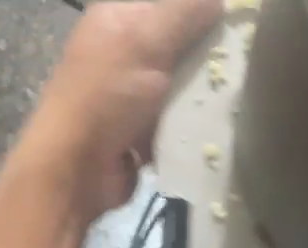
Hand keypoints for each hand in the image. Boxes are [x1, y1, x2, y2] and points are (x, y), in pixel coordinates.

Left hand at [21, 0, 222, 218]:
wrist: (78, 170)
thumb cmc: (108, 97)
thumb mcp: (147, 40)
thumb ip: (183, 12)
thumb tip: (218, 0)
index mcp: (116, 20)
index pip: (168, 7)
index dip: (199, 17)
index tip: (229, 34)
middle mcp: (118, 55)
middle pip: (174, 51)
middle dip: (200, 64)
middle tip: (229, 75)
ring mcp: (125, 99)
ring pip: (175, 92)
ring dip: (194, 103)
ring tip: (220, 109)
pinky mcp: (133, 137)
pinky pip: (169, 127)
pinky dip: (182, 133)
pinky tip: (199, 137)